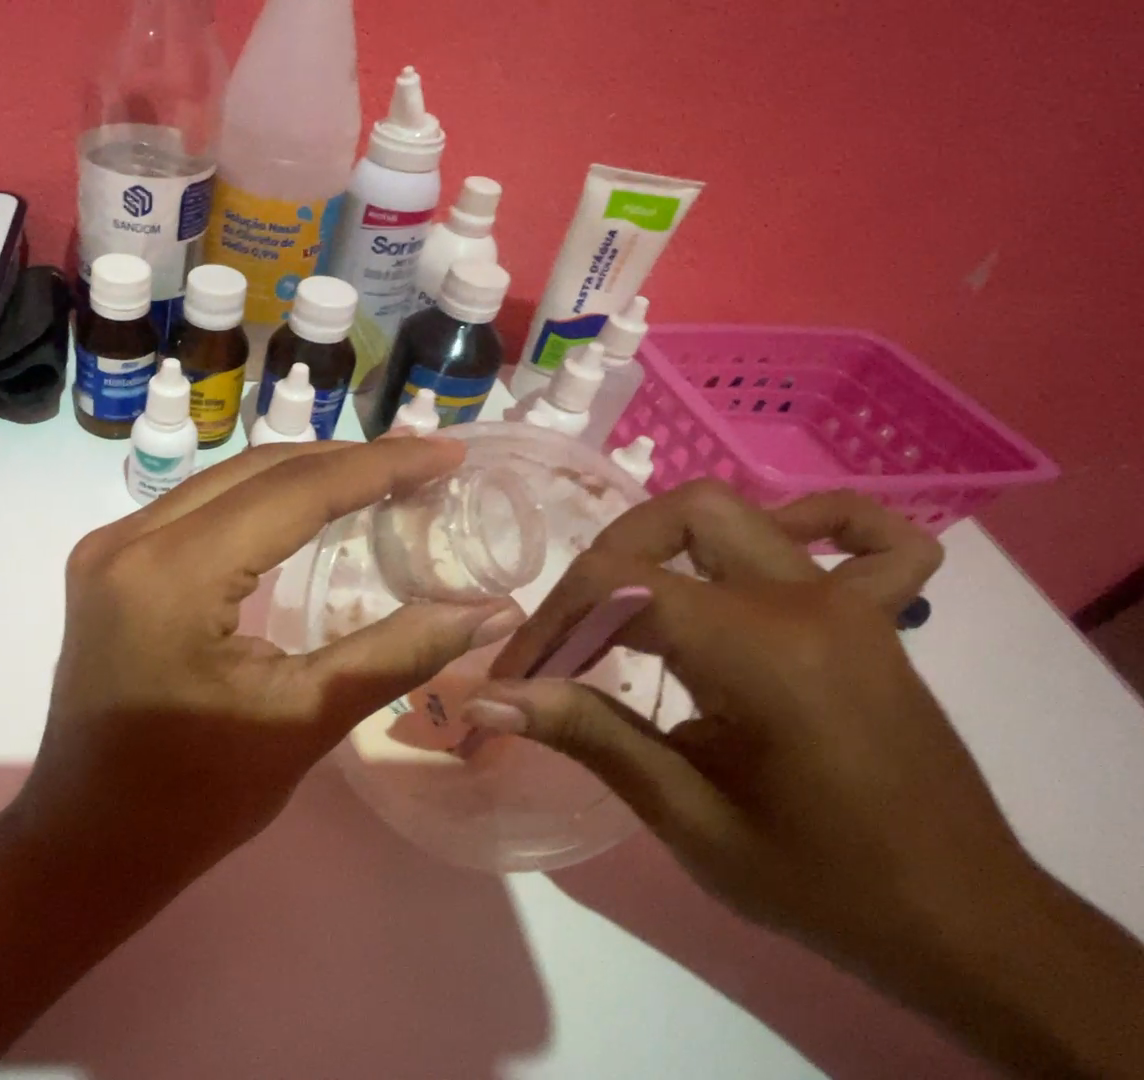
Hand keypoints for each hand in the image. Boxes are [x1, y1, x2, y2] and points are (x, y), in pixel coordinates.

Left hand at [16, 438, 522, 876]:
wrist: (89, 840)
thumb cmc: (194, 798)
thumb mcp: (302, 721)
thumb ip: (396, 653)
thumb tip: (490, 610)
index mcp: (172, 574)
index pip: (293, 491)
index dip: (379, 466)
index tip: (449, 452)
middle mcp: (128, 540)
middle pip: (254, 472)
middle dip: (344, 461)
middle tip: (424, 466)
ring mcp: (106, 549)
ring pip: (220, 483)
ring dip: (300, 477)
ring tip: (379, 482)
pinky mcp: (104, 566)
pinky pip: (191, 511)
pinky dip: (255, 504)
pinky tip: (304, 515)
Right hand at [466, 480, 1023, 961]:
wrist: (959, 920)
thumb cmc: (815, 878)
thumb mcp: (683, 813)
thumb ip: (587, 734)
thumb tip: (487, 700)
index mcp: (755, 649)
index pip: (617, 585)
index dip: (548, 624)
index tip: (515, 679)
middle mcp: (802, 603)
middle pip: (673, 521)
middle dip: (599, 569)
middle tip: (567, 642)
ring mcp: (847, 603)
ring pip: (738, 516)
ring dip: (665, 546)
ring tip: (629, 612)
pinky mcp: (874, 619)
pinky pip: (863, 537)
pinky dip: (811, 525)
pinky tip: (767, 559)